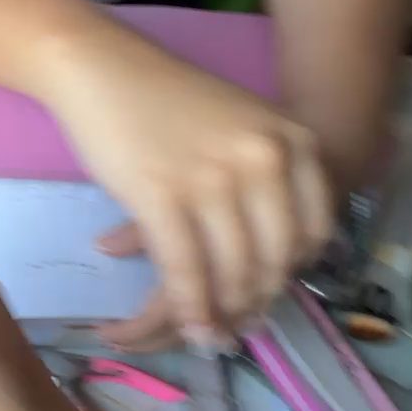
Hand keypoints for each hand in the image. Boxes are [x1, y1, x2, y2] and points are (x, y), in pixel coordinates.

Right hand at [41, 31, 335, 347]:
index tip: (256, 301)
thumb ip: (256, 182)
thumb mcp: (233, 131)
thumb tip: (248, 255)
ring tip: (200, 340)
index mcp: (295, 144)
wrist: (100, 70)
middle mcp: (268, 162)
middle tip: (226, 334)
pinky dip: (183, 307)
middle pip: (272, 261)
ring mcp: (215, 179)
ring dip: (214, 318)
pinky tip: (176, 328)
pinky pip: (183, 268)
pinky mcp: (162, 196)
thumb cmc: (159, 100)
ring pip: (229, 273)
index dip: (284, 280)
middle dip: (249, 309)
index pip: (311, 236)